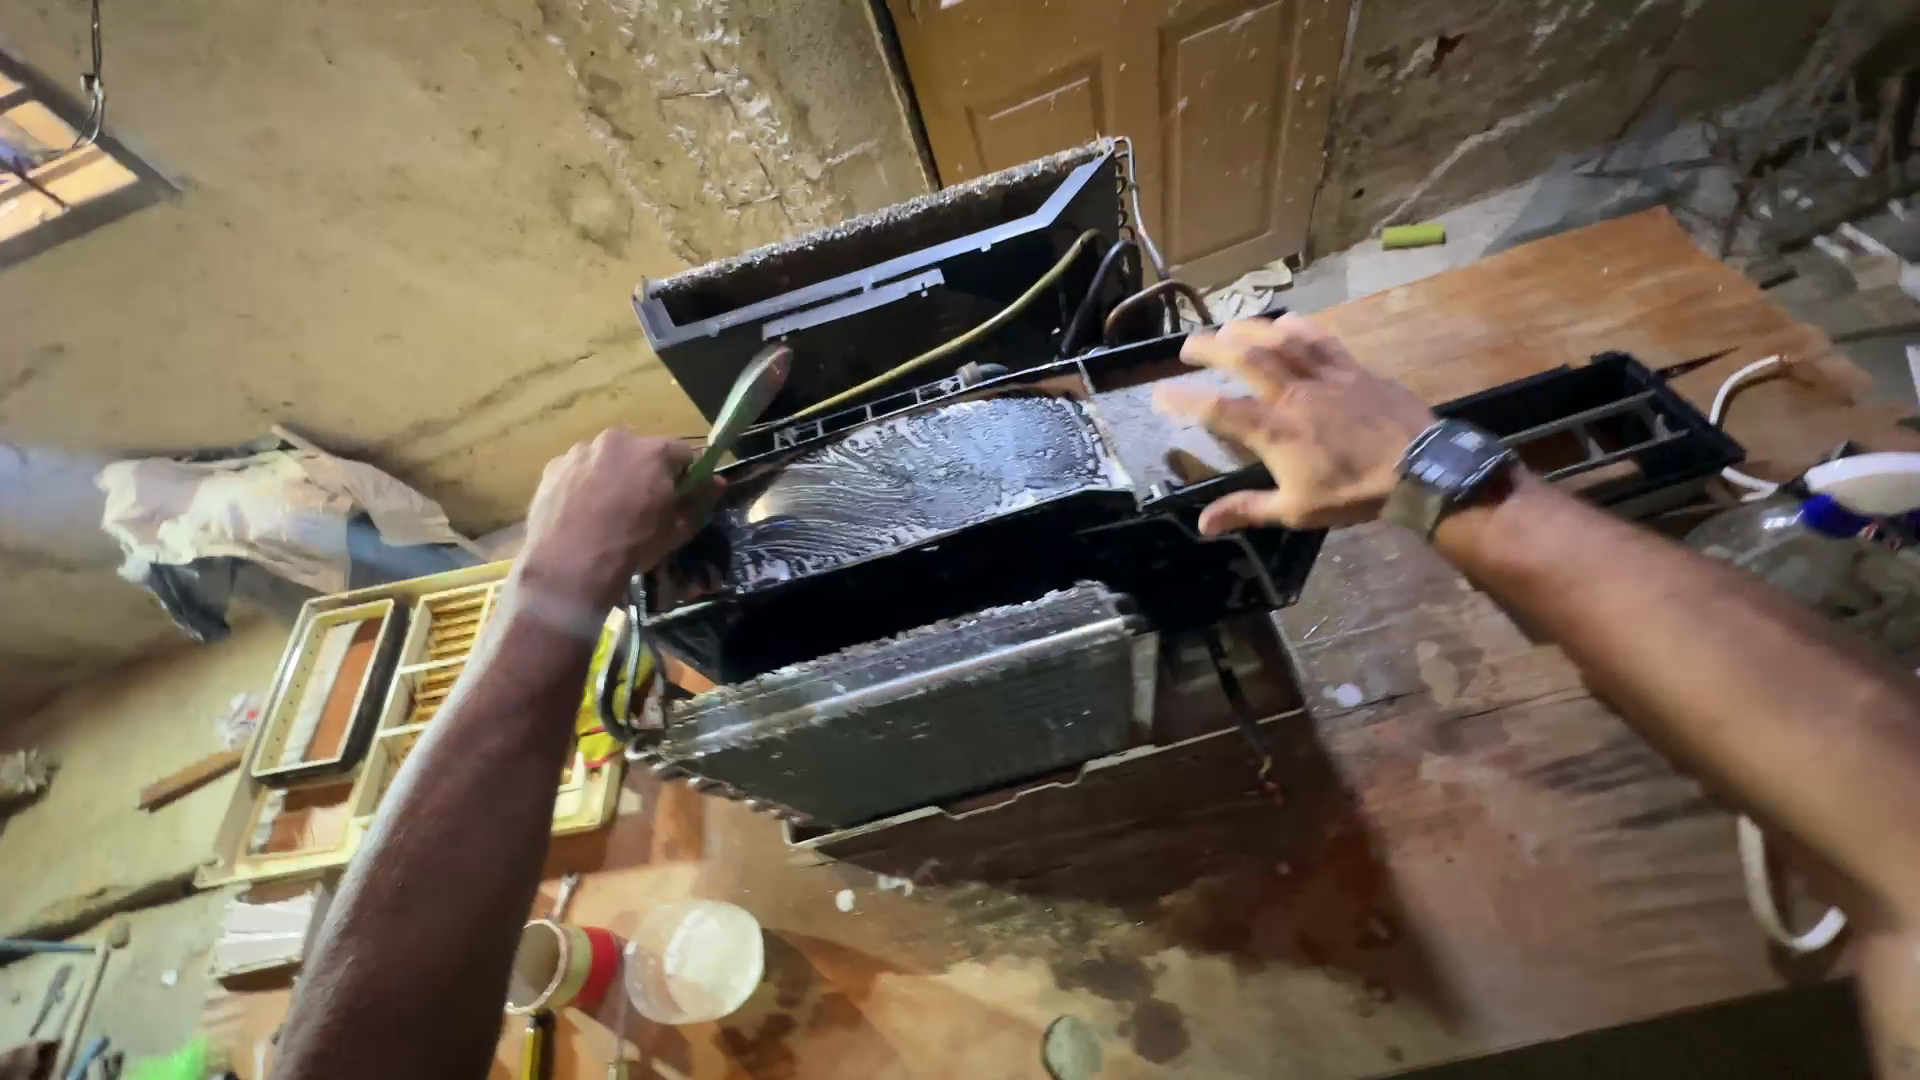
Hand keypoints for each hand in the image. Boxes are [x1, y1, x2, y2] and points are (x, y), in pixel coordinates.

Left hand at [514, 431, 703, 613]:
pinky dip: (585, 484)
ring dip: (614, 476)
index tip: (678, 498)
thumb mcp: (677, 527)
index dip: (684, 476)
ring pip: (608, 460)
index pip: (683, 454)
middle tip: (642, 506)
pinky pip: (579, 470)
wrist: (570, 563)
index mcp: (654, 451)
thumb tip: (718, 482)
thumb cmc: (633, 544)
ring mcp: (580, 451)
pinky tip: (582, 512)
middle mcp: (617, 441)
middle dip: (646, 473)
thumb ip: (699, 499)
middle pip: (642, 452)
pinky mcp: (553, 467)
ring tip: (607, 511)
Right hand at [1152, 315, 1434, 531]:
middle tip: (1187, 346)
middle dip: (1210, 348)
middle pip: (1244, 359)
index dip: (1184, 400)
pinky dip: (1298, 327)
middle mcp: (1293, 394)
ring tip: (1225, 328)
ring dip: (1247, 330)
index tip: (1158, 394)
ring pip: (1279, 341)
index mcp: (1275, 430)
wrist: (1419, 469)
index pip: (1218, 410)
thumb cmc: (1353, 493)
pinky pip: (1320, 338)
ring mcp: (1324, 376)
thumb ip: (1246, 509)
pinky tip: (1284, 322)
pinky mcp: (1352, 368)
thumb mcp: (1295, 510)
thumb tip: (1203, 526)